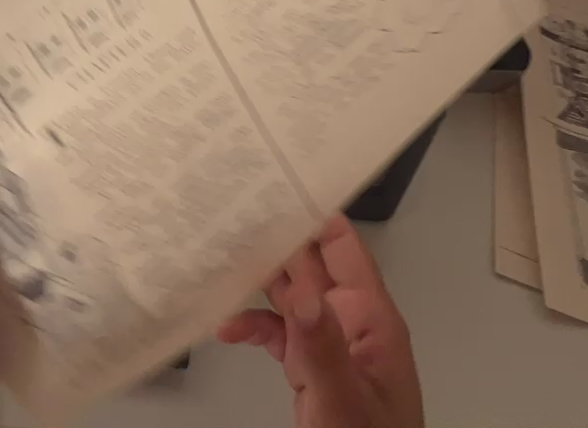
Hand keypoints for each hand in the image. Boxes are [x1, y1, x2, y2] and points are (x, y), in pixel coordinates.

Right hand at [217, 215, 423, 427]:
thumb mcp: (345, 402)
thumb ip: (323, 348)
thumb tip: (303, 293)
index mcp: (368, 315)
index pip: (343, 247)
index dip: (313, 213)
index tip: (276, 185)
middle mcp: (347, 318)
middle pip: (309, 263)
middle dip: (274, 237)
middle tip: (232, 209)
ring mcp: (326, 342)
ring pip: (289, 293)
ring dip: (256, 278)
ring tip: (219, 255)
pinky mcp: (307, 366)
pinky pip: (276, 332)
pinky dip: (251, 325)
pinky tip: (225, 328)